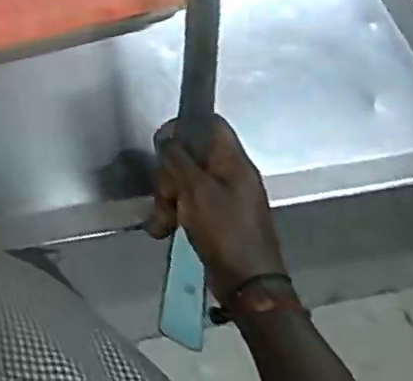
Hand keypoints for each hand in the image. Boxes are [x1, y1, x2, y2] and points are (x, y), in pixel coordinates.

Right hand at [145, 115, 286, 298]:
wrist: (249, 287)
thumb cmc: (225, 231)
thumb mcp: (196, 189)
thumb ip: (178, 158)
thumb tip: (167, 138)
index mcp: (234, 162)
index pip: (212, 124)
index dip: (185, 125)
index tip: (164, 141)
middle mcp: (230, 175)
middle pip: (190, 154)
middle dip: (169, 172)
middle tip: (167, 191)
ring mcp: (223, 197)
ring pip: (184, 180)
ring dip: (167, 197)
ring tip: (164, 218)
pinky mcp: (216, 217)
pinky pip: (188, 202)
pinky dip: (174, 212)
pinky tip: (163, 228)